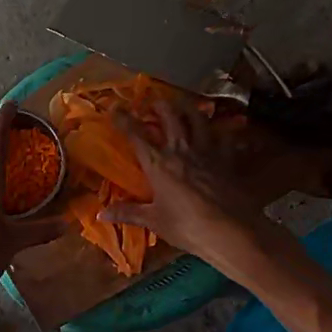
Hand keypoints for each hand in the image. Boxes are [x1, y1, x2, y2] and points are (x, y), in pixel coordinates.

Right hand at [98, 100, 288, 274]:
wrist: (230, 231)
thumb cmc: (186, 227)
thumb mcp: (154, 221)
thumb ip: (129, 213)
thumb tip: (101, 214)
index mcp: (158, 164)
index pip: (137, 135)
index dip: (124, 119)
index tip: (115, 107)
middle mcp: (181, 150)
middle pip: (170, 118)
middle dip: (160, 106)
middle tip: (154, 101)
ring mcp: (207, 152)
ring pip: (198, 120)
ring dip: (190, 109)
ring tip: (186, 104)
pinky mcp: (228, 160)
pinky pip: (227, 138)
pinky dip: (227, 130)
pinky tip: (229, 126)